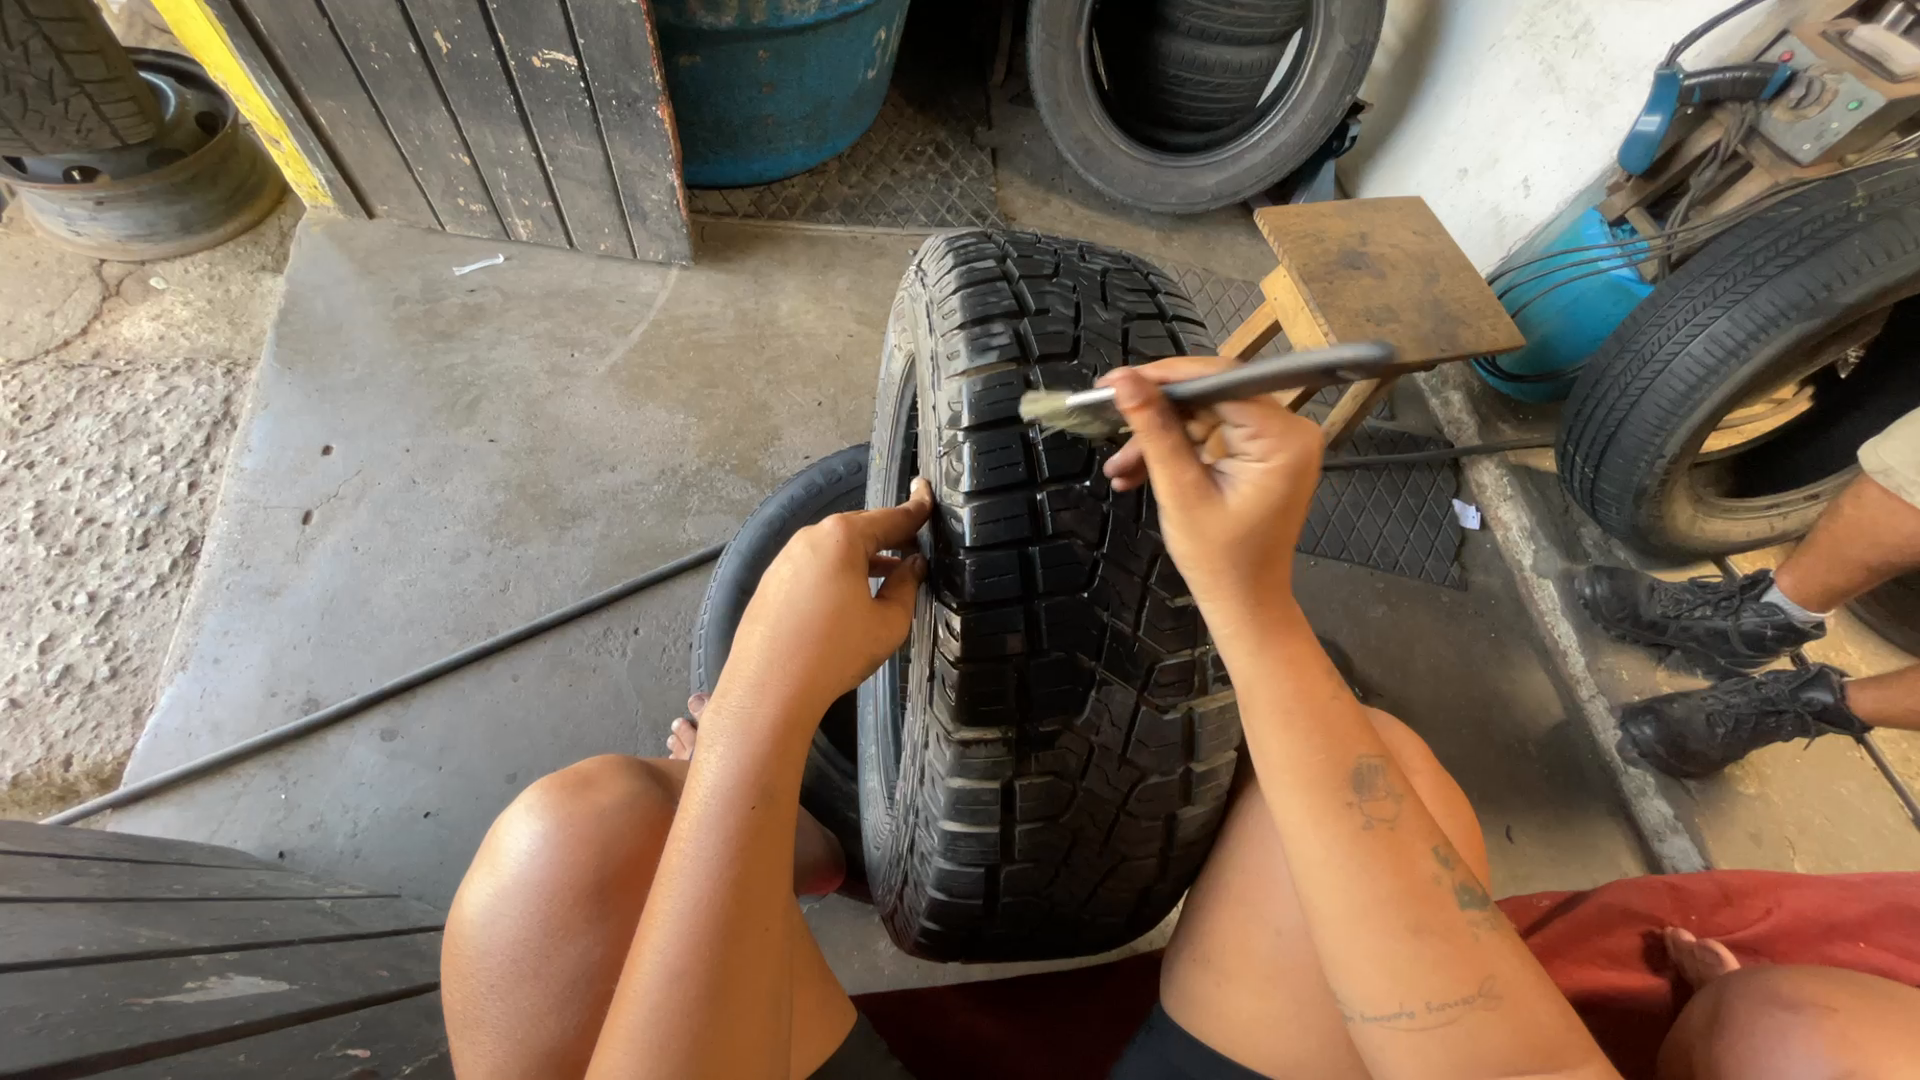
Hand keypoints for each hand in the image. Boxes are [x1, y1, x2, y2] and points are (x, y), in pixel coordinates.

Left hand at [715, 477, 931, 728]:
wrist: (768, 690)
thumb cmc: (835, 652)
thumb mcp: (888, 622)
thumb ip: (906, 586)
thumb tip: (913, 566)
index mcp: (842, 538)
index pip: (890, 518)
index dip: (915, 510)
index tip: (928, 498)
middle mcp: (809, 538)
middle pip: (858, 529)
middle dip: (887, 536)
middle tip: (914, 545)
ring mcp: (784, 560)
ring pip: (833, 549)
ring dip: (862, 557)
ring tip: (889, 574)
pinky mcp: (770, 584)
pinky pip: (813, 567)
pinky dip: (837, 573)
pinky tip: (849, 598)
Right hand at [1100, 359, 1322, 633]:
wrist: (1243, 601)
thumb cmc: (1219, 558)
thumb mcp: (1179, 490)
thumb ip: (1154, 430)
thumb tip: (1123, 381)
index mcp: (1282, 437)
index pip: (1220, 380)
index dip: (1164, 376)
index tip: (1114, 381)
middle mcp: (1287, 430)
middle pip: (1209, 395)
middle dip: (1155, 414)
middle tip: (1107, 418)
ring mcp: (1272, 442)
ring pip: (1200, 416)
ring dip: (1156, 438)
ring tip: (1118, 469)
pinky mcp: (1256, 454)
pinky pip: (1206, 436)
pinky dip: (1172, 451)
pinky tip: (1135, 473)